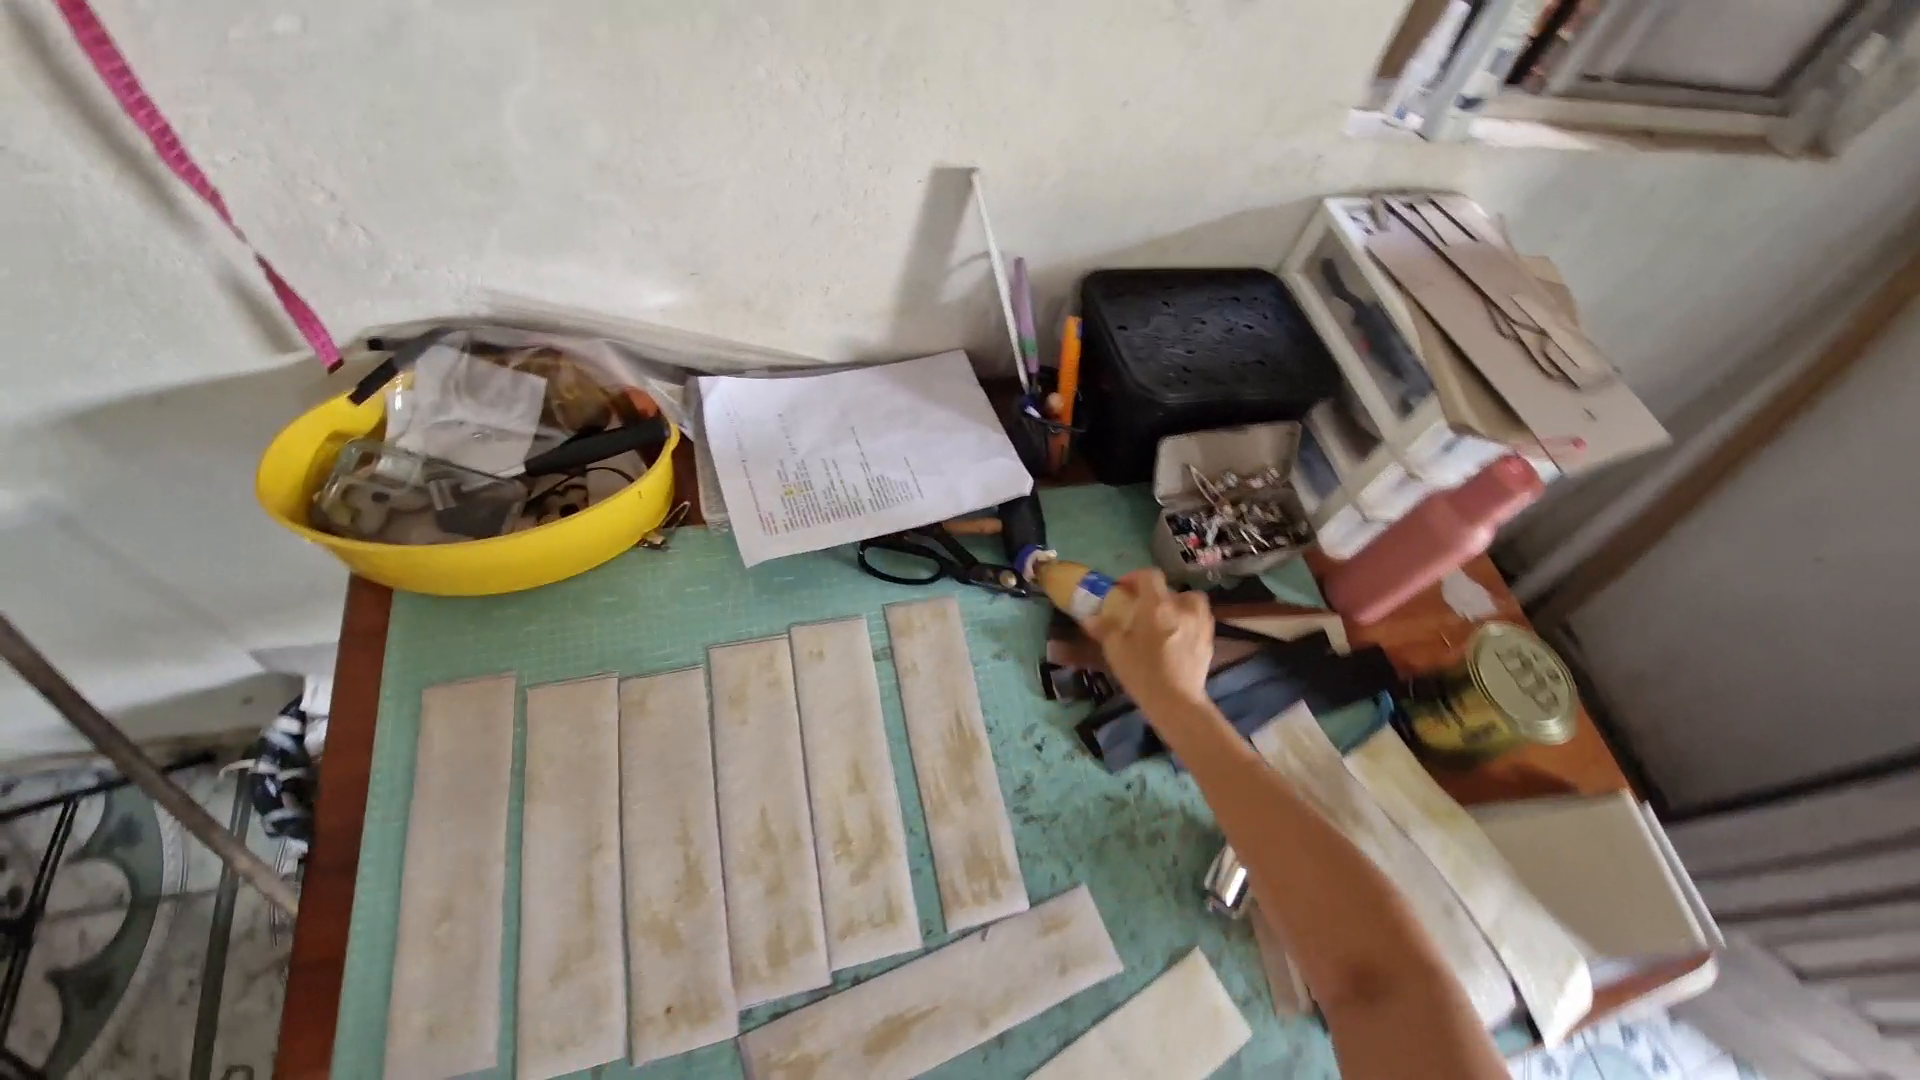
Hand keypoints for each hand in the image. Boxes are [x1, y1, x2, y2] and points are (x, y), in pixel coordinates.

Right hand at [1084, 570, 1213, 716]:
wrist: (1176, 701)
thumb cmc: (1142, 672)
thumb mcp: (1115, 650)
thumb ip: (1104, 629)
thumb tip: (1090, 618)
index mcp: (1156, 605)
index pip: (1150, 576)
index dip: (1135, 577)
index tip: (1124, 589)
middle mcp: (1181, 607)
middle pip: (1172, 589)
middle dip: (1157, 594)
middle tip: (1145, 609)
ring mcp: (1200, 623)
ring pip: (1193, 601)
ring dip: (1180, 603)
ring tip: (1168, 618)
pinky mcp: (1209, 639)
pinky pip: (1201, 619)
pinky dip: (1191, 620)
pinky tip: (1181, 636)